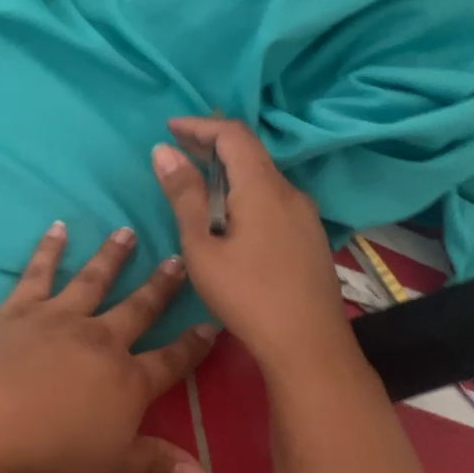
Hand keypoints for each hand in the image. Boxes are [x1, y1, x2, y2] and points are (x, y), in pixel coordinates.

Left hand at [0, 223, 216, 472]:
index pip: (171, 361)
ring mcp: (59, 317)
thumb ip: (157, 462)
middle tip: (176, 259)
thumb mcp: (112, 463)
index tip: (213, 324)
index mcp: (128, 380)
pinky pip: (39, 271)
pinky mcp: (21, 306)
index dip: (193, 346)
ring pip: (92, 280)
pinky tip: (57, 228)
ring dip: (111, 256)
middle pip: (137, 309)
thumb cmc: (53, 447)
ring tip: (125, 232)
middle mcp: (100, 339)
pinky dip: (49, 248)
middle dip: (159, 287)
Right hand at [152, 116, 349, 373]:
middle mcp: (290, 193)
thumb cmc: (246, 294)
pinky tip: (225, 214)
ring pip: (262, 176)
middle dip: (211, 144)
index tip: (169, 130)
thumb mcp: (202, 246)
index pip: (233, 135)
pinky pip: (271, 197)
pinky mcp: (308, 236)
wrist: (309, 347)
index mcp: (263, 189)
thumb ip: (184, 196)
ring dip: (227, 169)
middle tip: (176, 150)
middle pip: (250, 152)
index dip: (200, 126)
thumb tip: (164, 151)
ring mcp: (304, 216)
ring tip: (194, 181)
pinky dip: (243, 190)